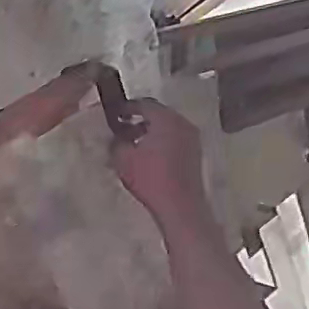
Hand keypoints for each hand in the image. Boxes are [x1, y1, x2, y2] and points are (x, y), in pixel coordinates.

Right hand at [111, 100, 208, 227]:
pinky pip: (174, 138)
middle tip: (121, 128)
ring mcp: (192, 138)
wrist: (179, 205)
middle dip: (139, 119)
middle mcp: (183, 123)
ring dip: (149, 130)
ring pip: (167, 126)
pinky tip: (147, 154)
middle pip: (158, 113)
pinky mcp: (194, 153)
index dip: (127, 107)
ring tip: (132, 143)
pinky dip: (160, 140)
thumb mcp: (123, 159)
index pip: (144, 104)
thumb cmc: (150, 178)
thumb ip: (116, 142)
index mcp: (166, 120)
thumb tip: (116, 137)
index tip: (114, 113)